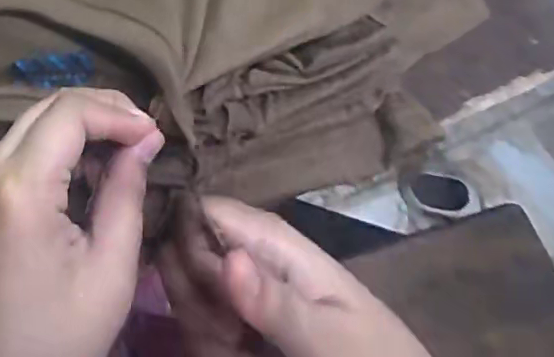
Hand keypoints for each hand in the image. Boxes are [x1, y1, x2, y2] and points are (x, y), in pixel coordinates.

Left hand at [0, 88, 164, 356]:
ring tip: (125, 147)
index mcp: (21, 185)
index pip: (71, 111)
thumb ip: (127, 194)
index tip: (155, 132)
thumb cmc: (55, 337)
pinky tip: (92, 165)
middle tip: (144, 131)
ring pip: (38, 117)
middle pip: (52, 104)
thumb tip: (146, 138)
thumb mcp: (108, 272)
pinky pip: (26, 140)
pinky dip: (63, 139)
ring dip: (84, 121)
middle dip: (104, 108)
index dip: (118, 112)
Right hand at [156, 196, 429, 356]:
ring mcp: (242, 282)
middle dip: (190, 292)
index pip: (200, 210)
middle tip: (226, 333)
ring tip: (234, 345)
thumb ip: (277, 301)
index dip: (184, 243)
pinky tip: (232, 350)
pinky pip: (201, 316)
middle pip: (186, 249)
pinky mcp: (242, 312)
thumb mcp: (330, 335)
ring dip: (199, 319)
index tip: (195, 291)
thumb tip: (228, 258)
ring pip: (188, 285)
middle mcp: (248, 248)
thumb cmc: (370, 351)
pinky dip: (208, 337)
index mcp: (269, 236)